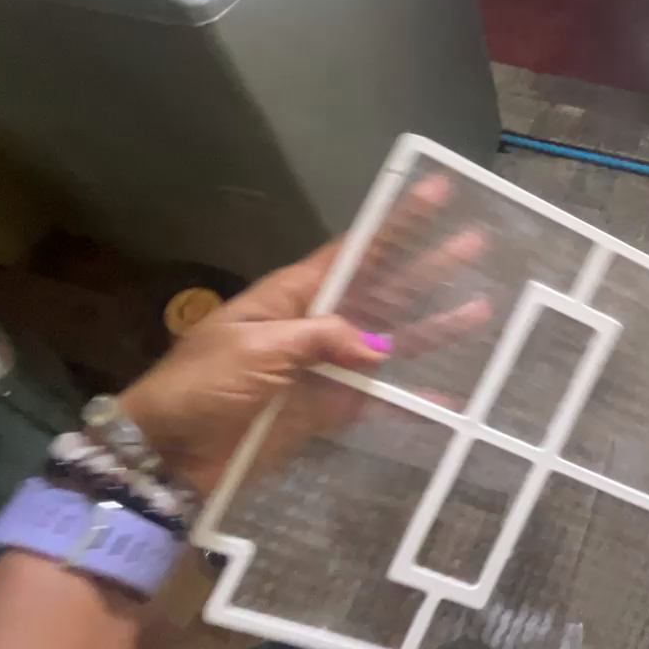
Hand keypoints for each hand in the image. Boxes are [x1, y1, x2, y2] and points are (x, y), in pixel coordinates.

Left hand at [120, 174, 489, 494]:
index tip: (434, 194)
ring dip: (435, 327)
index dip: (398, 223)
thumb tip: (381, 348)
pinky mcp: (332, 408)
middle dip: (430, 267)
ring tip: (480, 311)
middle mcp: (322, 322)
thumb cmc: (202, 384)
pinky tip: (448, 401)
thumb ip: (321, 338)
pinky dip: (412, 401)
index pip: (358, 250)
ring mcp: (330, 366)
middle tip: (475, 244)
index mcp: (297, 294)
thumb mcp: (256, 348)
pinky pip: (380, 399)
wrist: (167, 454)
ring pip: (394, 340)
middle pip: (387, 289)